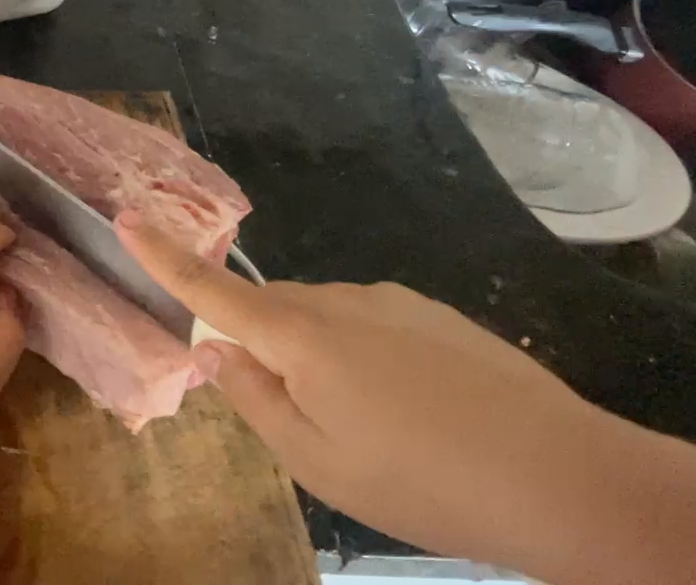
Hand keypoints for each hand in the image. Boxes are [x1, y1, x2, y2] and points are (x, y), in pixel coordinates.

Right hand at [115, 210, 604, 568]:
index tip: (124, 216)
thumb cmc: (423, 480)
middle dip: (262, 344)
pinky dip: (365, 351)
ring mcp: (389, 300)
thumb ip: (252, 399)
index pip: (207, 288)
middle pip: (267, 308)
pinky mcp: (432, 312)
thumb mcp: (317, 462)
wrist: (571, 479)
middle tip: (301, 412)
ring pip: (321, 316)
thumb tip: (212, 350)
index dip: (160, 254)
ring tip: (374, 421)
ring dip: (319, 352)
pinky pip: (369, 320)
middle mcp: (335, 301)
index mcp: (296, 337)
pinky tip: (418, 406)